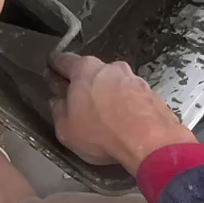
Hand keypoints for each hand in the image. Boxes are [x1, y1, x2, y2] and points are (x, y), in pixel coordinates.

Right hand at [48, 52, 194, 174]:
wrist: (150, 142)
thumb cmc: (103, 133)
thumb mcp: (67, 130)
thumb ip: (58, 112)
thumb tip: (57, 103)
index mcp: (85, 70)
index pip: (65, 60)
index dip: (56, 66)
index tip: (52, 68)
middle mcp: (111, 68)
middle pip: (92, 72)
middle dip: (84, 84)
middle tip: (77, 101)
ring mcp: (134, 78)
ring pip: (114, 84)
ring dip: (107, 96)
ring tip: (103, 118)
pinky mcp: (151, 93)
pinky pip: (131, 97)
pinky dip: (125, 106)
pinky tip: (123, 124)